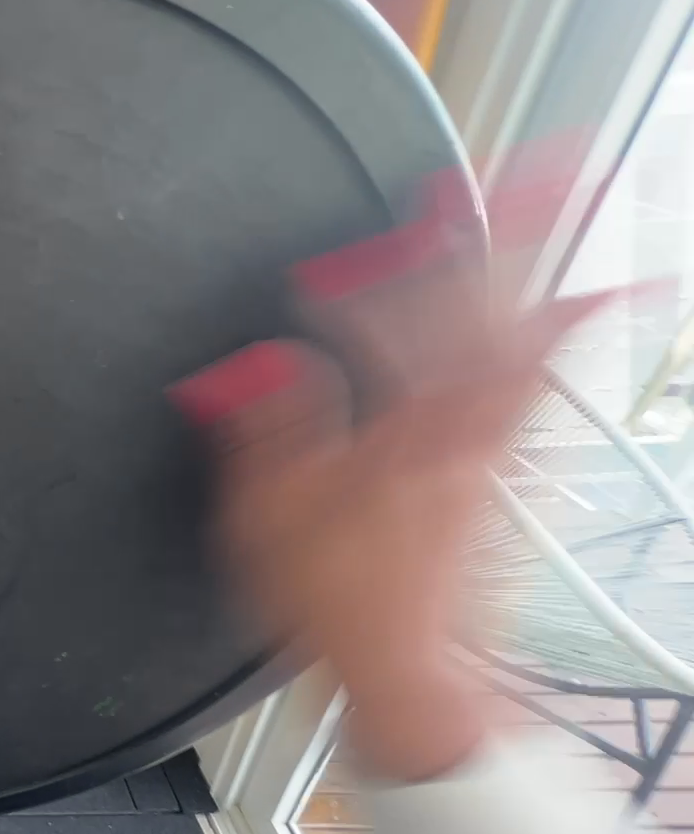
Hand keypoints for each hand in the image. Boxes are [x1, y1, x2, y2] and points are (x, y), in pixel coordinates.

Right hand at [170, 156, 609, 781]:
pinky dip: (556, 336)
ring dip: (547, 276)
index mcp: (399, 445)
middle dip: (509, 246)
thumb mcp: (267, 518)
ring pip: (525, 349)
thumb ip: (265, 433)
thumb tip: (256, 365)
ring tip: (576, 212)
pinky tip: (572, 312)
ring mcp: (490, 454)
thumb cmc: (335, 596)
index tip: (340, 261)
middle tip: (544, 171)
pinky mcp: (496, 473)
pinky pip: (532, 388)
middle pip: (490, 326)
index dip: (373, 292)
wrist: (405, 662)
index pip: (395, 343)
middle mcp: (461, 439)